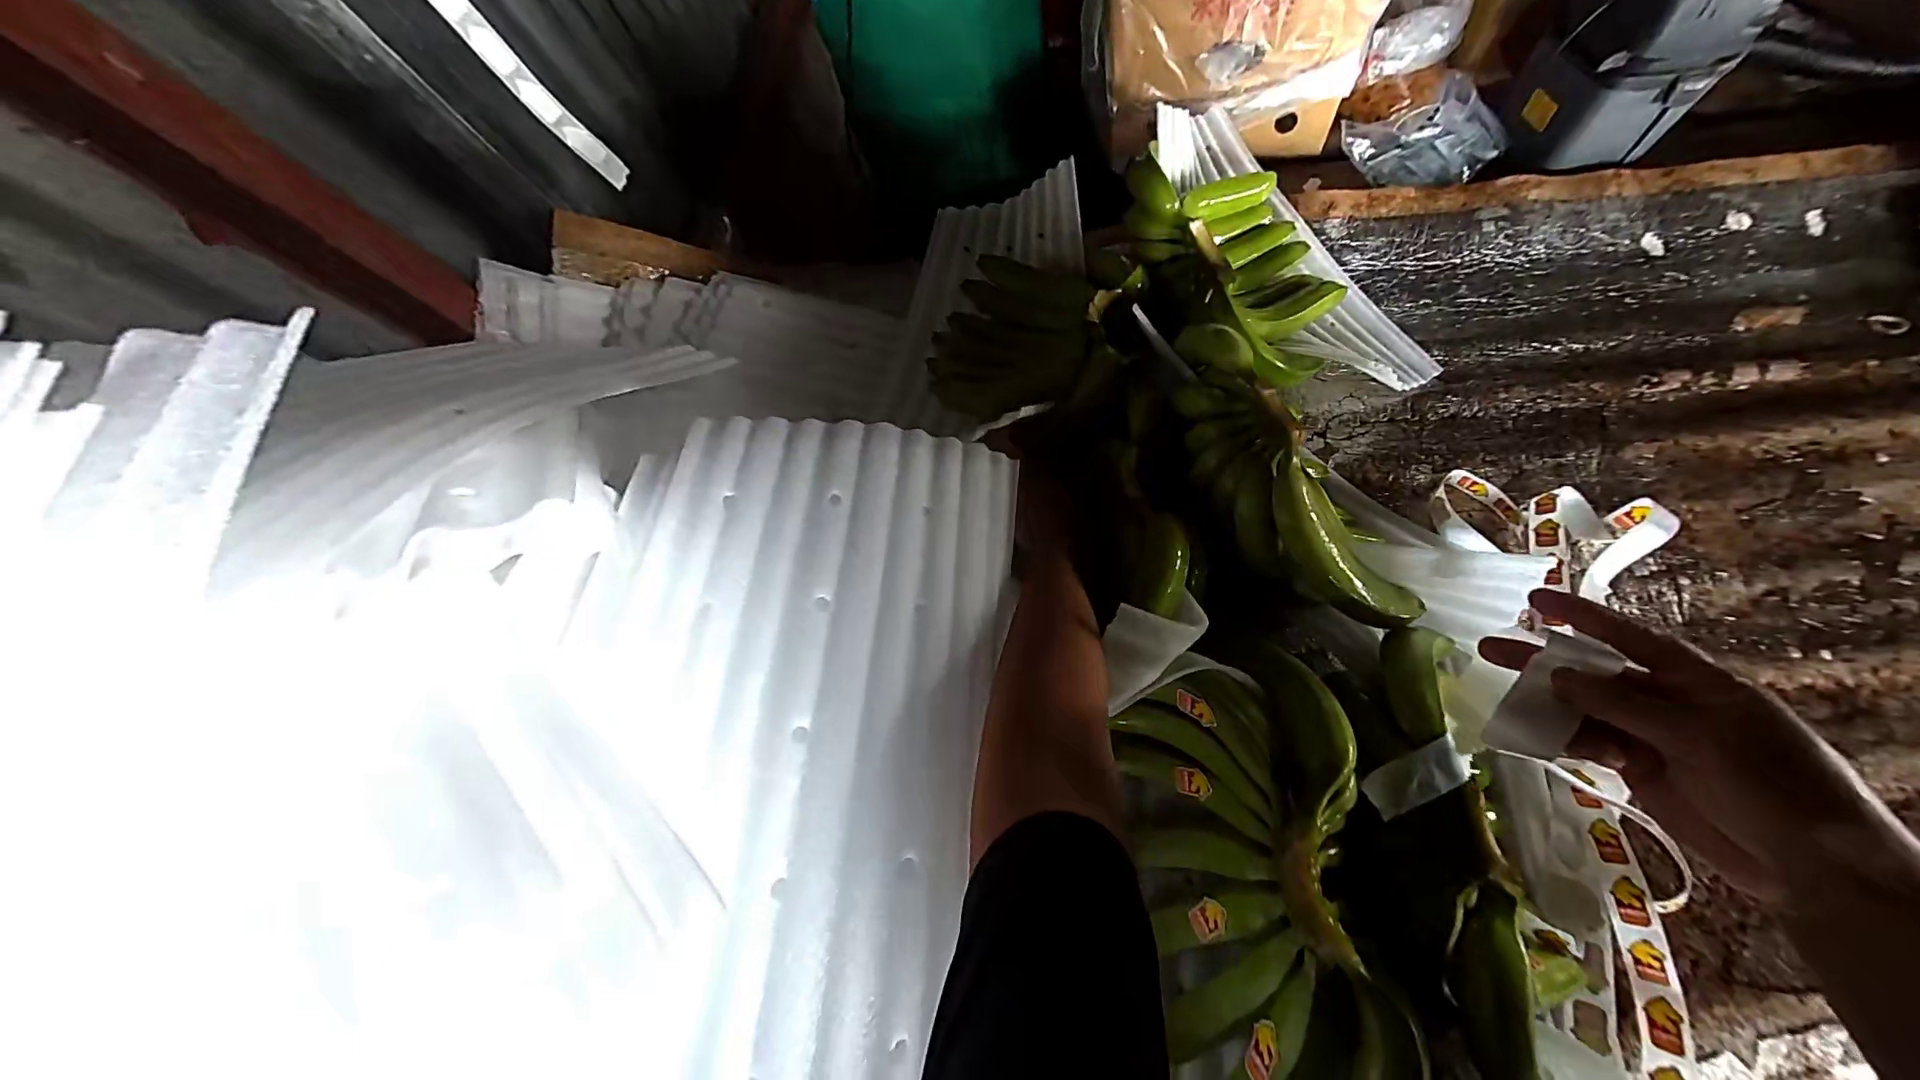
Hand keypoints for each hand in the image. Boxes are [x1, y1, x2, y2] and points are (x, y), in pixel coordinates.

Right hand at [1479, 590, 1890, 905]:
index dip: (1582, 616)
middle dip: (1543, 661)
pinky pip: (1587, 743)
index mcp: (1696, 682)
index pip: (1630, 638)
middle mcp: (1667, 702)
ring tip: (1512, 706)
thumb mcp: (1700, 737)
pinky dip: (1563, 740)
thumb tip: (1557, 676)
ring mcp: (1650, 736)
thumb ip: (1623, 705)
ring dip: (1549, 706)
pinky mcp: (1637, 769)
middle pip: (1593, 673)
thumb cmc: (1774, 786)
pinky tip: (1542, 740)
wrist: (1811, 867)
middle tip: (1490, 648)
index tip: (1535, 599)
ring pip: (1583, 710)